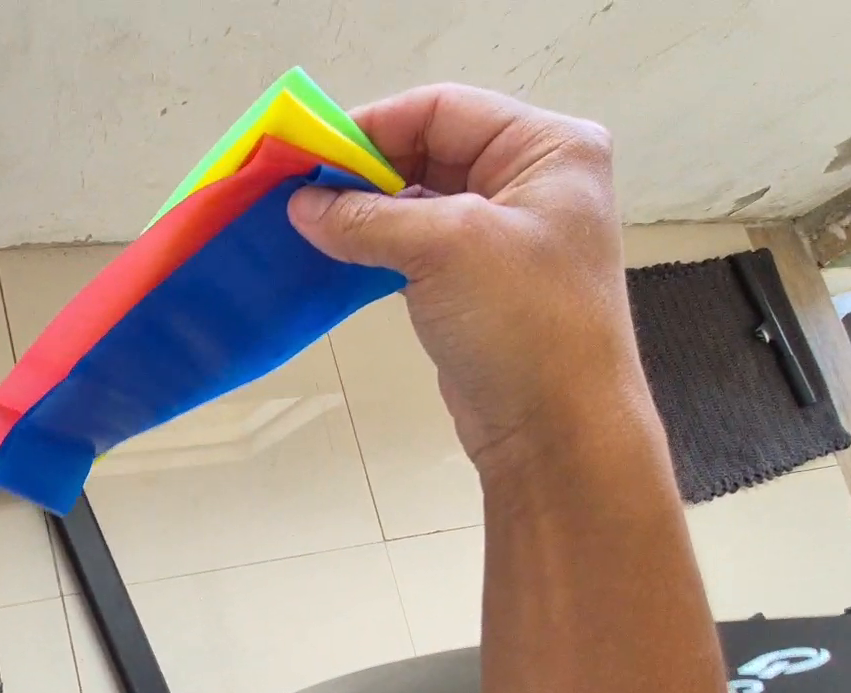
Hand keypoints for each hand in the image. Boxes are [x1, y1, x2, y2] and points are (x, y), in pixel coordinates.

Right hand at [288, 84, 641, 473]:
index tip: (307, 157)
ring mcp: (497, 236)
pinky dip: (370, 249)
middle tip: (298, 196)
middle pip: (425, 152)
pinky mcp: (470, 282)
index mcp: (545, 149)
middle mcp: (526, 182)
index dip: (371, 127)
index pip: (442, 110)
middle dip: (360, 173)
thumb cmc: (522, 323)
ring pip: (412, 203)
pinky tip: (331, 258)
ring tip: (305, 227)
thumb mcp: (446, 249)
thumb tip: (300, 204)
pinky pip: (410, 248)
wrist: (552, 425)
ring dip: (360, 214)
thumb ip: (368, 218)